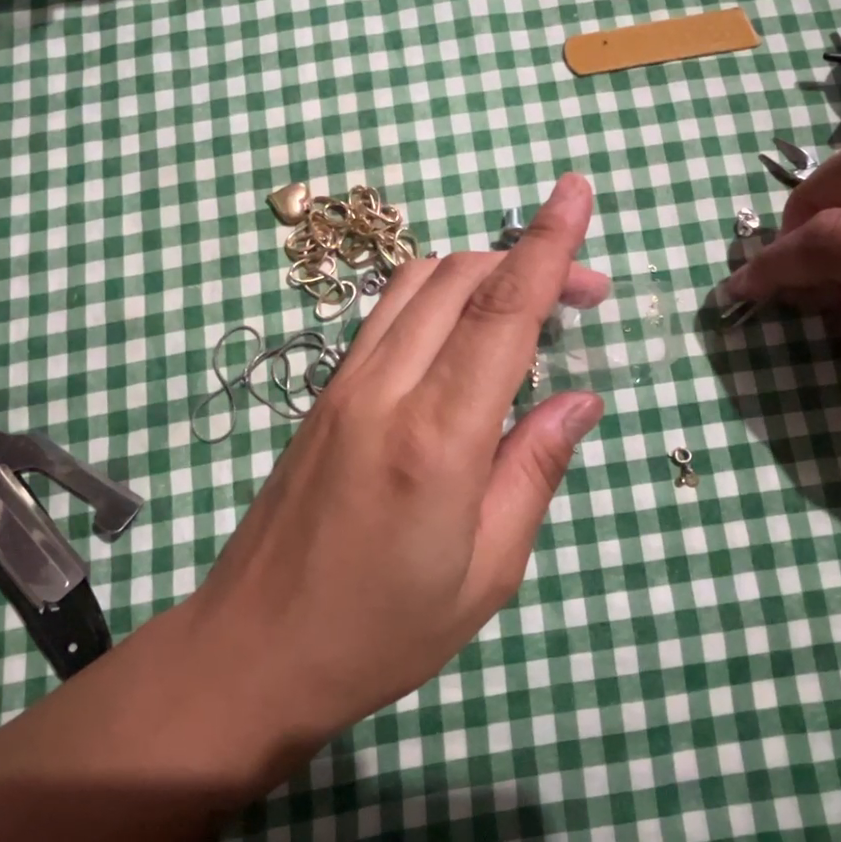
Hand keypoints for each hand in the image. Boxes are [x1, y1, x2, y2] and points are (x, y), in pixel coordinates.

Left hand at [171, 174, 609, 771]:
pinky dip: (436, 300)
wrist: (253, 650)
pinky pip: (385, 317)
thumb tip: (580, 399)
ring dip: (478, 272)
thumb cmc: (380, 632)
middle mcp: (383, 389)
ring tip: (530, 308)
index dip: (547, 245)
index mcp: (436, 437)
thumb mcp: (486, 572)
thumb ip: (534, 472)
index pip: (502, 312)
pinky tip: (464, 339)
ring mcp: (341, 385)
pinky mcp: (321, 396)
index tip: (577, 191)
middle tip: (587, 293)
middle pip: (457, 278)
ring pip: (414, 285)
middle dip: (527, 258)